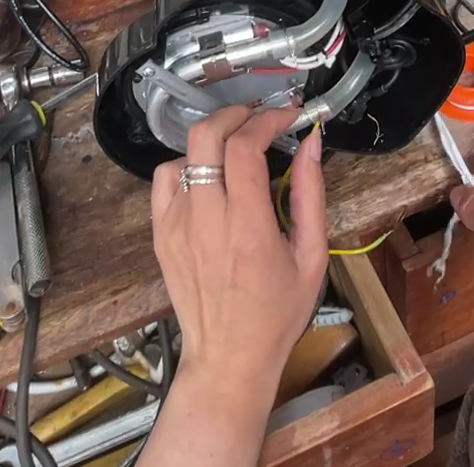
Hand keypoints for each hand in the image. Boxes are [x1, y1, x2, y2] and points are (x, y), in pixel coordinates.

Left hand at [147, 106, 325, 450]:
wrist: (228, 359)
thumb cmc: (276, 313)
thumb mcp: (312, 256)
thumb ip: (310, 194)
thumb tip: (311, 143)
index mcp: (247, 228)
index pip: (244, 147)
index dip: (267, 120)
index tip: (286, 116)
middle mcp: (205, 220)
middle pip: (206, 136)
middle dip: (235, 114)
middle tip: (259, 117)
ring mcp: (176, 225)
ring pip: (185, 152)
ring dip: (214, 138)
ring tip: (238, 145)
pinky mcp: (161, 233)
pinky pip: (165, 178)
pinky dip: (187, 164)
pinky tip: (209, 175)